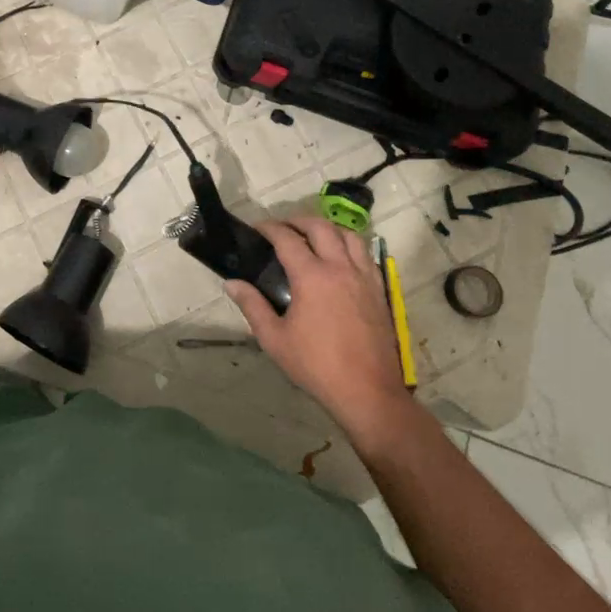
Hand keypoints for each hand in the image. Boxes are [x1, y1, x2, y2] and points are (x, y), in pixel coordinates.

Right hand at [226, 217, 418, 442]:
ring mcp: (364, 277)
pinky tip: (340, 260)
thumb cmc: (316, 365)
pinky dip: (350, 246)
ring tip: (313, 237)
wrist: (367, 390)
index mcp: (312, 276)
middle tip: (283, 228)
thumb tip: (231, 283)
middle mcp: (340, 268)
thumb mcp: (274, 339)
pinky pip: (366, 255)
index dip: (270, 228)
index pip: (287, 239)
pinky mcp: (379, 290)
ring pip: (349, 235)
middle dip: (298, 220)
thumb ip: (252, 306)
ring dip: (328, 229)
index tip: (257, 228)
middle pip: (320, 227)